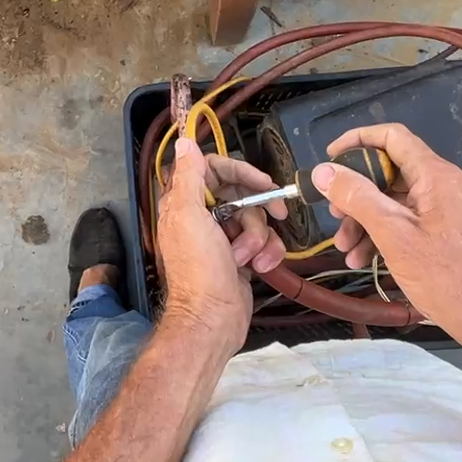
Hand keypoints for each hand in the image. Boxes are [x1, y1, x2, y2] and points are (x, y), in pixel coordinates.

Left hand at [157, 138, 287, 345]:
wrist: (213, 319)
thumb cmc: (199, 268)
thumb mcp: (189, 216)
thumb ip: (188, 177)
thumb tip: (184, 141)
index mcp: (184, 202)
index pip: (213, 168)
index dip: (238, 170)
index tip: (261, 180)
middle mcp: (202, 216)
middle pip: (240, 193)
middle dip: (257, 208)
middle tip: (277, 212)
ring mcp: (223, 237)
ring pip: (255, 218)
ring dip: (258, 237)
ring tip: (247, 257)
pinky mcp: (241, 256)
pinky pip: (263, 241)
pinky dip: (266, 253)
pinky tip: (259, 267)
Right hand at [309, 123, 461, 347]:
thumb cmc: (447, 278)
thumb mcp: (394, 236)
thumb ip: (357, 197)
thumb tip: (323, 170)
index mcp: (438, 175)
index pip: (393, 137)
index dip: (357, 139)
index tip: (331, 158)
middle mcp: (450, 183)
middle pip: (393, 173)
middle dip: (358, 194)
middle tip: (335, 216)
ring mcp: (457, 207)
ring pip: (401, 200)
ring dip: (369, 219)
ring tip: (347, 250)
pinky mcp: (460, 229)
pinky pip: (416, 219)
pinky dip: (391, 232)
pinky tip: (368, 259)